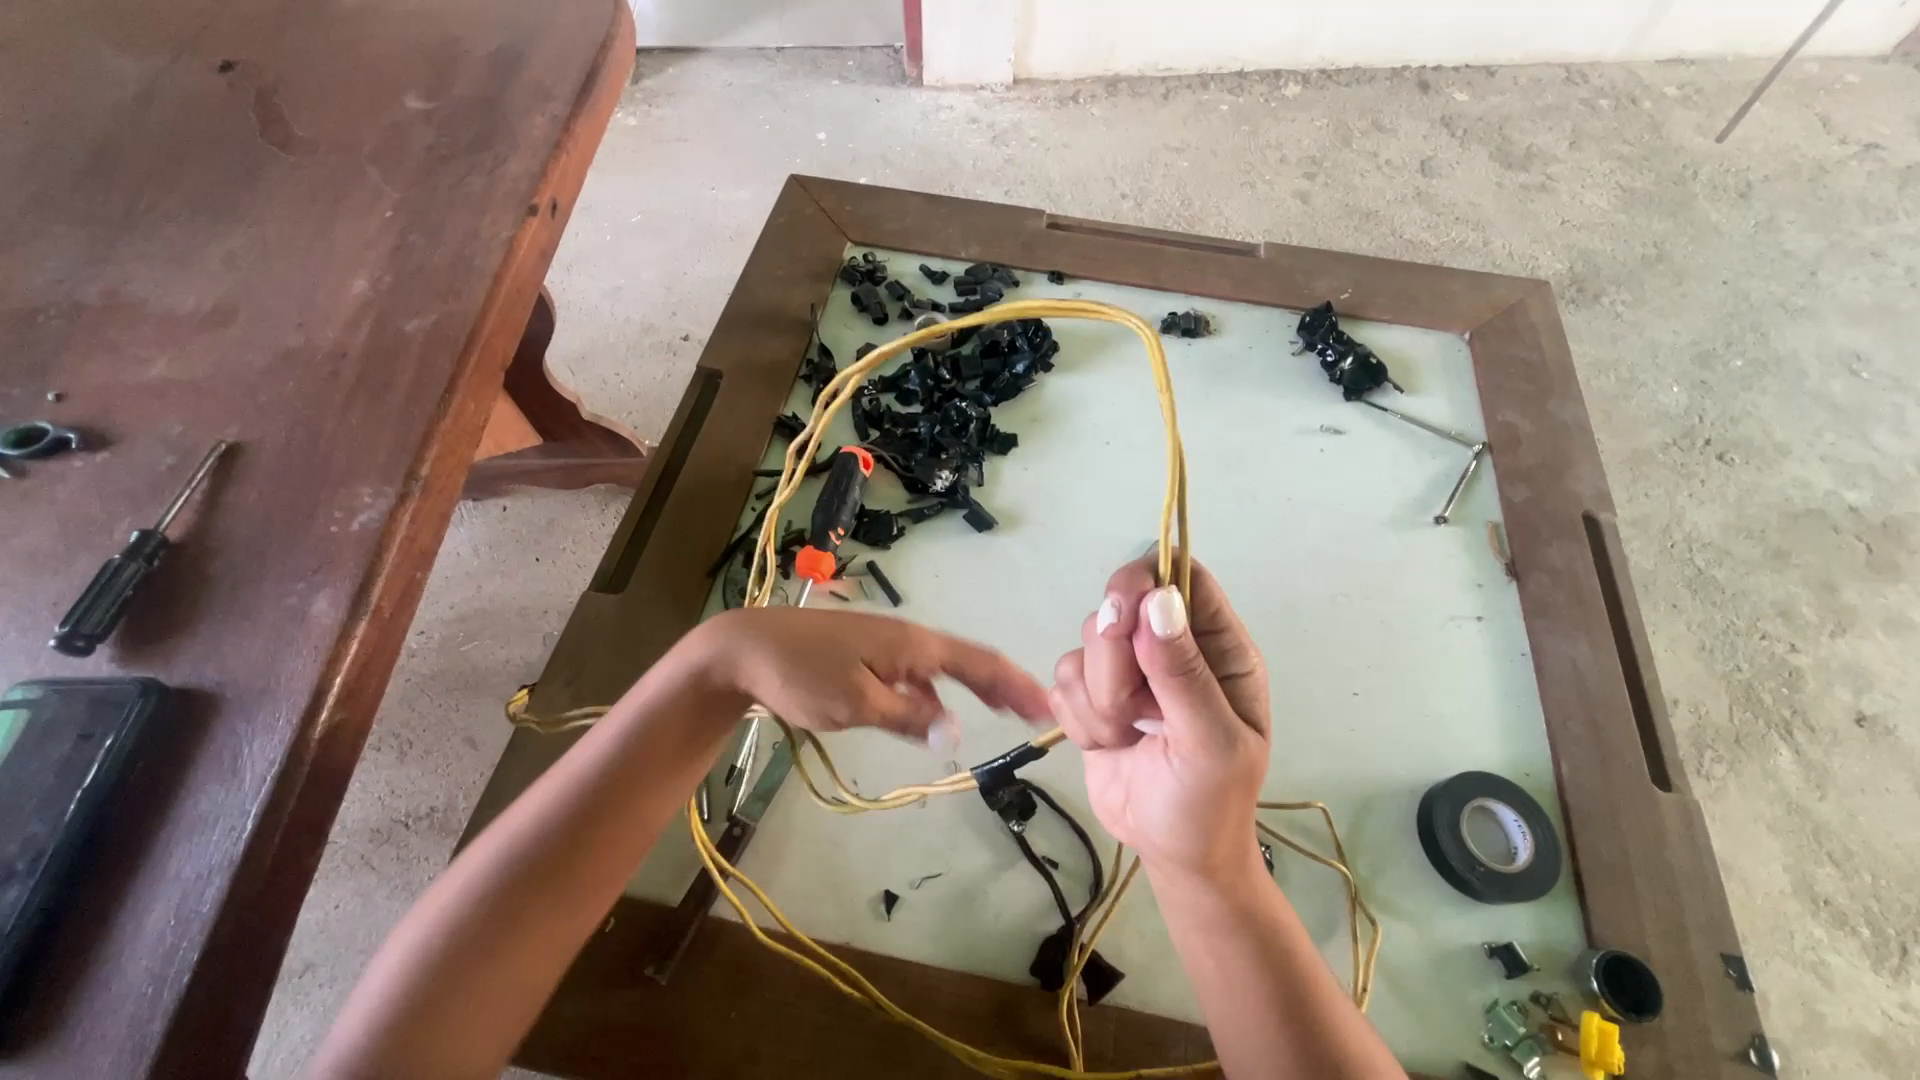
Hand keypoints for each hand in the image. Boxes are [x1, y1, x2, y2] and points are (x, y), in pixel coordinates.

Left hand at [685, 606, 1050, 741]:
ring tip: (996, 710)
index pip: (978, 662)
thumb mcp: (857, 705)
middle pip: (966, 660)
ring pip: (938, 668)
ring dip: (967, 690)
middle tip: (1031, 709)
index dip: (1014, 685)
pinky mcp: (865, 653)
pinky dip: (930, 695)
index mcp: (912, 645)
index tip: (1043, 706)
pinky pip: (911, 674)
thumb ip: (908, 717)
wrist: (744, 647)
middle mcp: (906, 638)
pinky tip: (928, 715)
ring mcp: (885, 643)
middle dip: (1001, 684)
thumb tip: (953, 732)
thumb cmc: (802, 675)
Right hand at [1049, 556, 1270, 884]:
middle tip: (1133, 711)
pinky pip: (1062, 680)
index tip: (1122, 616)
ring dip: (1098, 702)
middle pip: (1119, 606)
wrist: (1172, 853)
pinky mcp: (1091, 697)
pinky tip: (1108, 744)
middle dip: (1113, 664)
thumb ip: (1184, 672)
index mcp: (1218, 648)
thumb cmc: (1208, 803)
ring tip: (1129, 737)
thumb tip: (1158, 598)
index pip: (1182, 575)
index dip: (1145, 582)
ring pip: (1084, 646)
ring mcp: (1128, 672)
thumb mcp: (1211, 743)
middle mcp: (1170, 648)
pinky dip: (1078, 718)